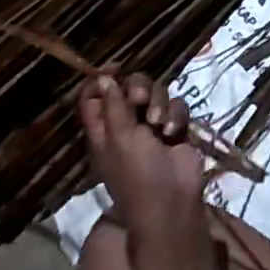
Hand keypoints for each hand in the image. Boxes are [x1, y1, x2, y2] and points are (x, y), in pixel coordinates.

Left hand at [78, 73, 202, 230]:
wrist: (172, 201)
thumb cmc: (137, 173)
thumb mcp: (119, 138)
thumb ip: (113, 105)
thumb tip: (102, 77)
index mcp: (104, 130)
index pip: (94, 97)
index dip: (102, 80)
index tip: (116, 67)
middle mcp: (126, 125)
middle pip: (129, 88)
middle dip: (138, 88)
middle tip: (140, 99)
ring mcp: (152, 127)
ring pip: (156, 94)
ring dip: (159, 104)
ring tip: (159, 125)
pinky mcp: (175, 129)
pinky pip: (176, 106)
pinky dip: (175, 116)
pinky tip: (173, 133)